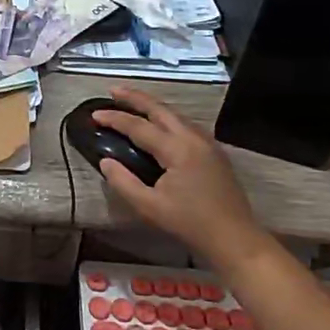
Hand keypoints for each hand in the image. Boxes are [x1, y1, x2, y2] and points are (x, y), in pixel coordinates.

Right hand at [93, 85, 269, 269]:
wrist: (235, 238)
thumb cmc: (190, 223)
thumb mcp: (149, 207)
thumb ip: (123, 182)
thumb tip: (105, 161)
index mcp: (177, 149)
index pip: (138, 126)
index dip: (114, 118)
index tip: (94, 115)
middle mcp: (193, 138)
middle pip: (160, 109)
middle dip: (135, 98)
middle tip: (113, 91)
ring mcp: (207, 143)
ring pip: (175, 115)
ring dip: (152, 106)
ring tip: (132, 104)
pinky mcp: (213, 152)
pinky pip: (185, 125)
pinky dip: (166, 118)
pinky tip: (158, 124)